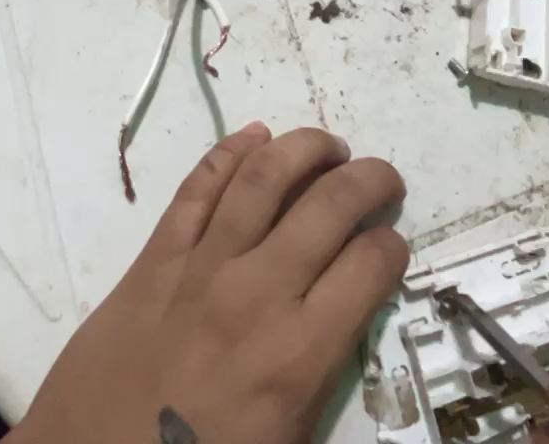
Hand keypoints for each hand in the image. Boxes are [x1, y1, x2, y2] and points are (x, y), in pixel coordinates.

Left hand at [5, 124, 408, 443]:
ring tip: (328, 146)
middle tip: (382, 177)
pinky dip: (229, 152)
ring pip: (264, 178)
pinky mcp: (155, 256)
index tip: (391, 243)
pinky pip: (197, 188)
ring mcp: (202, 266)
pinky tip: (255, 135)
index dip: (392, 246)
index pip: (369, 268)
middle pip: (330, 206)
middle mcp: (257, 292)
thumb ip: (324, 368)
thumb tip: (344, 311)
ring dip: (305, 149)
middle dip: (369, 180)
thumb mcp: (288, 438)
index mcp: (298, 353)